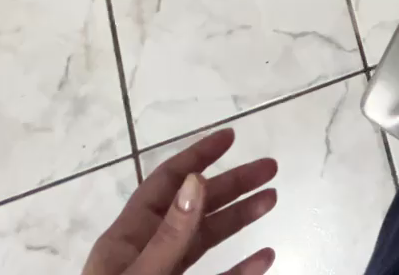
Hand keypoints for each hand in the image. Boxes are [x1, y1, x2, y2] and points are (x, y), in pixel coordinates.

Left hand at [82, 129, 279, 274]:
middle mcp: (144, 257)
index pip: (165, 185)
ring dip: (239, 218)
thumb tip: (196, 181)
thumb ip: (168, 237)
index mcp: (126, 243)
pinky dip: (240, 271)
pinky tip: (265, 259)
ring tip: (272, 200)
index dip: (197, 157)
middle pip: (193, 207)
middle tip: (271, 168)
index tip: (232, 137)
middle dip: (232, 184)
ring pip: (205, 241)